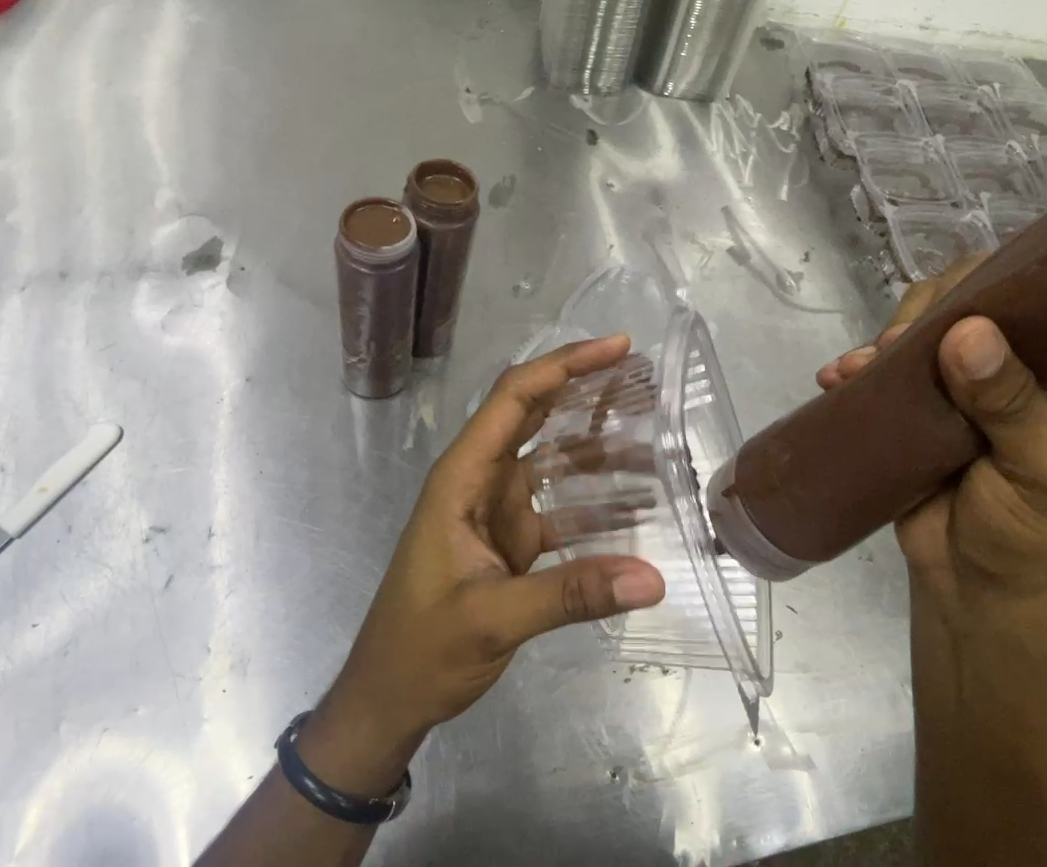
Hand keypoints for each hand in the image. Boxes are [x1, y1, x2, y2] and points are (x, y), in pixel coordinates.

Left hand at [298, 337, 668, 794]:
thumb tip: (652, 579)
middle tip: (647, 379)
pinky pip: (563, 510)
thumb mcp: (493, 618)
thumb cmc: (422, 648)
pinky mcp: (512, 544)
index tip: (618, 348)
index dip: (564, 365)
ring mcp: (497, 513)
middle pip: (537, 417)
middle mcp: (480, 482)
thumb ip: (570, 594)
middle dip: (588, 392)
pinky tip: (640, 506)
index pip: (514, 400)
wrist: (388, 698)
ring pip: (555, 463)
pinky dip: (599, 504)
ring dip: (601, 450)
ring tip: (658, 435)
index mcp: (462, 478)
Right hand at [816, 261, 1046, 608]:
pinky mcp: (920, 409)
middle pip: (971, 303)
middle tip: (894, 346)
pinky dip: (859, 368)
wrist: (968, 591)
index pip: (1042, 300)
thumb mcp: (1040, 474)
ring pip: (924, 330)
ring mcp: (965, 388)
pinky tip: (835, 379)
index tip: (952, 303)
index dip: (997, 285)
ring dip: (884, 339)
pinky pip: (889, 370)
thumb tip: (968, 330)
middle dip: (925, 314)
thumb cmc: (1026, 537)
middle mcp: (1020, 370)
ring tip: (858, 368)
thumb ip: (1012, 405)